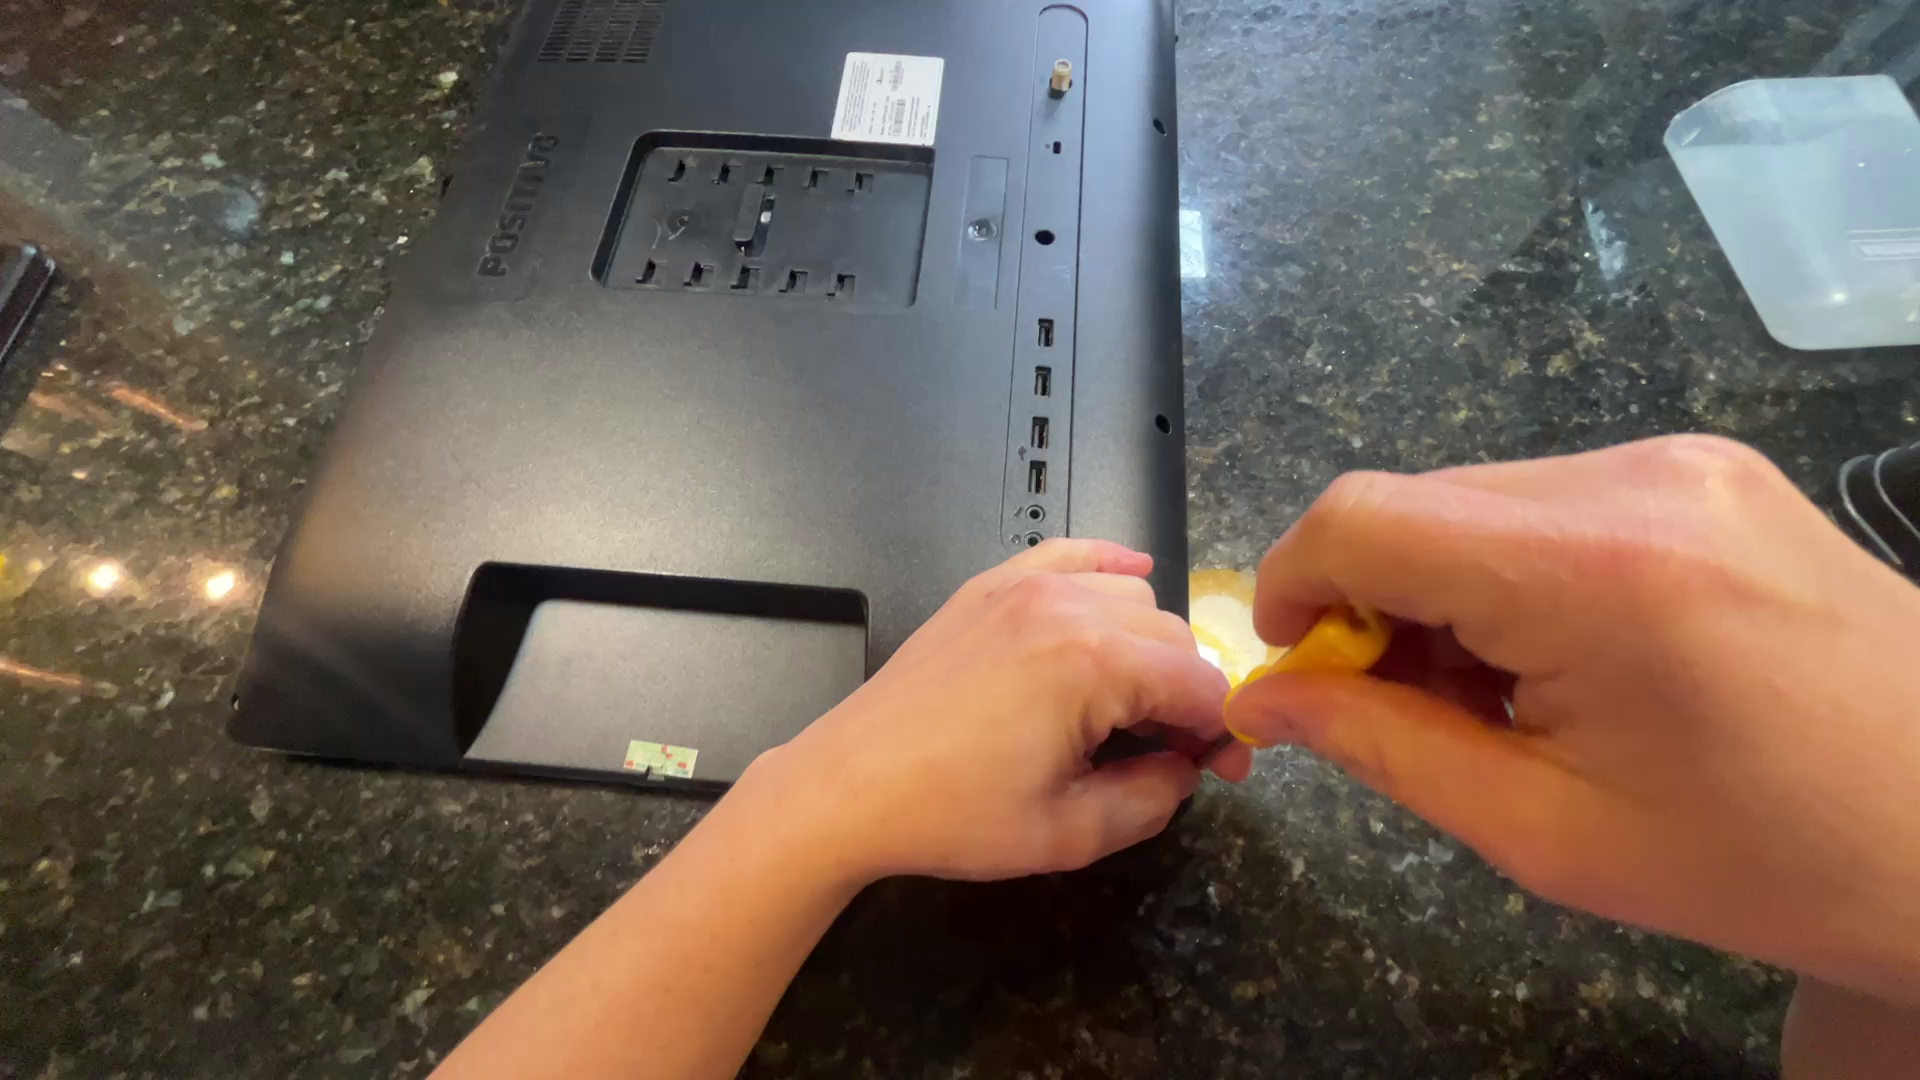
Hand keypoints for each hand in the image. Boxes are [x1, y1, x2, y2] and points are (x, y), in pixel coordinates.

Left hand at [742, 538, 1247, 884]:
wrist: (851, 783)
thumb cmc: (954, 814)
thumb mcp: (1069, 833)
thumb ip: (1153, 798)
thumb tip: (1187, 767)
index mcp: (1092, 663)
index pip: (1201, 684)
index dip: (1222, 731)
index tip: (1216, 770)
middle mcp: (1065, 605)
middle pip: (1172, 635)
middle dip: (1186, 691)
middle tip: (1170, 748)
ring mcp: (1021, 585)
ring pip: (1130, 594)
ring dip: (1147, 643)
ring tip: (1125, 696)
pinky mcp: (989, 584)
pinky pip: (1069, 552)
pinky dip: (1106, 566)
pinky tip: (1123, 579)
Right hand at [1227, 435, 1919, 1004]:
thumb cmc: (1772, 859)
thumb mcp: (1542, 831)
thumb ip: (1373, 745)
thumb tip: (1255, 701)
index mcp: (1593, 571)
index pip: (1358, 521)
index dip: (1289, 582)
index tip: (1294, 660)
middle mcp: (1627, 480)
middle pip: (1397, 509)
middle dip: (1358, 602)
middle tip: (1392, 697)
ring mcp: (1665, 461)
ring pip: (1447, 506)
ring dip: (1420, 591)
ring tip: (1479, 685)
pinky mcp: (1682, 469)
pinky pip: (1513, 505)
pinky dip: (1479, 574)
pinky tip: (1533, 647)